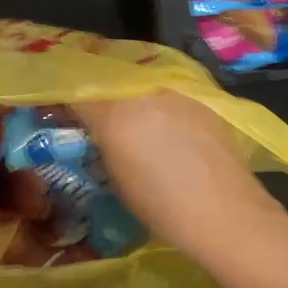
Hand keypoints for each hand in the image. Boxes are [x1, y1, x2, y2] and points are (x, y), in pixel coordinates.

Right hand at [71, 91, 285, 264]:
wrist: (228, 213)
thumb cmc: (163, 206)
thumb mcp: (116, 175)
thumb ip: (100, 139)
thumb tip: (90, 125)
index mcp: (113, 111)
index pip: (75, 89)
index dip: (63, 95)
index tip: (58, 104)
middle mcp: (141, 88)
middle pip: (106, 74)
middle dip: (95, 85)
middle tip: (91, 103)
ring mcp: (173, 85)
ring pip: (137, 74)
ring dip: (126, 87)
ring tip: (128, 108)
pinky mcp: (199, 91)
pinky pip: (166, 83)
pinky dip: (156, 94)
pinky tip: (162, 117)